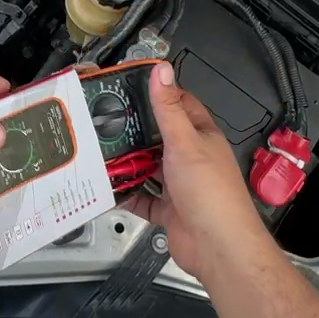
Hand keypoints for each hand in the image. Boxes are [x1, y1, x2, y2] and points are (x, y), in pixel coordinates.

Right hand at [125, 62, 274, 283]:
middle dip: (136, 131)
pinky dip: (128, 195)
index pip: (180, 105)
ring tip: (100, 150)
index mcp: (201, 136)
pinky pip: (144, 199)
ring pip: (150, 168)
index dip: (159, 94)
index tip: (130, 85)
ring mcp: (180, 186)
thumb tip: (162, 69)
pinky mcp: (169, 211)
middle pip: (160, 138)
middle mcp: (191, 158)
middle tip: (104, 120)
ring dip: (129, 163)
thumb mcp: (184, 141)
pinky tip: (109, 188)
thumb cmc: (208, 190)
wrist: (217, 248)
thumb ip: (169, 107)